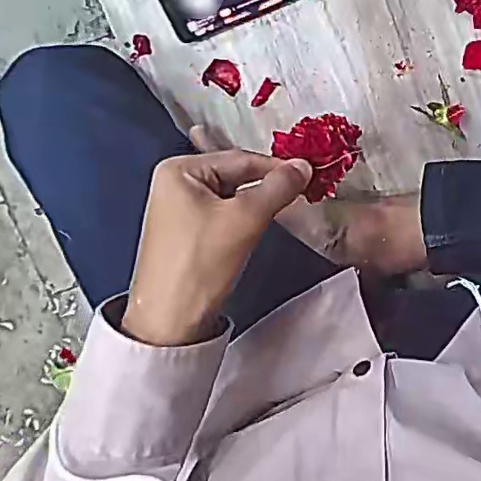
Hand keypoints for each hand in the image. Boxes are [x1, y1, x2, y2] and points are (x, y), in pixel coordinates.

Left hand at [119, 150, 311, 345]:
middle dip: (269, 184)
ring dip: (260, 200)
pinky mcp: (187, 229)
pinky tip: (262, 222)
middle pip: (236, 174)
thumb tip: (304, 166)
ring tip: (288, 205)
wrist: (170, 321)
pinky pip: (225, 211)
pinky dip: (246, 215)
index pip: (241, 159)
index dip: (277, 167)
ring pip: (233, 194)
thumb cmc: (200, 262)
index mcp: (179, 169)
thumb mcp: (246, 218)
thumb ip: (278, 187)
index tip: (310, 173)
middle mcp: (175, 182)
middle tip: (304, 190)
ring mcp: (179, 206)